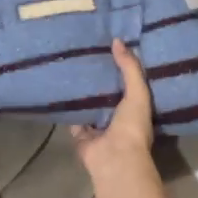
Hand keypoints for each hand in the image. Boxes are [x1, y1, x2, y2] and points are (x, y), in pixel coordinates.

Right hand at [71, 39, 156, 178]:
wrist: (115, 157)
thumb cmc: (132, 125)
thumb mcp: (138, 92)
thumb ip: (129, 67)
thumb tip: (117, 40)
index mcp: (135, 107)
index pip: (128, 82)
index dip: (121, 66)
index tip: (110, 45)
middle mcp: (117, 116)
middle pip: (106, 92)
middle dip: (99, 76)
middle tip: (86, 51)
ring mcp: (98, 126)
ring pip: (89, 103)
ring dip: (82, 90)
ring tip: (71, 64)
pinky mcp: (80, 133)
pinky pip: (73, 115)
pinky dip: (67, 105)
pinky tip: (59, 86)